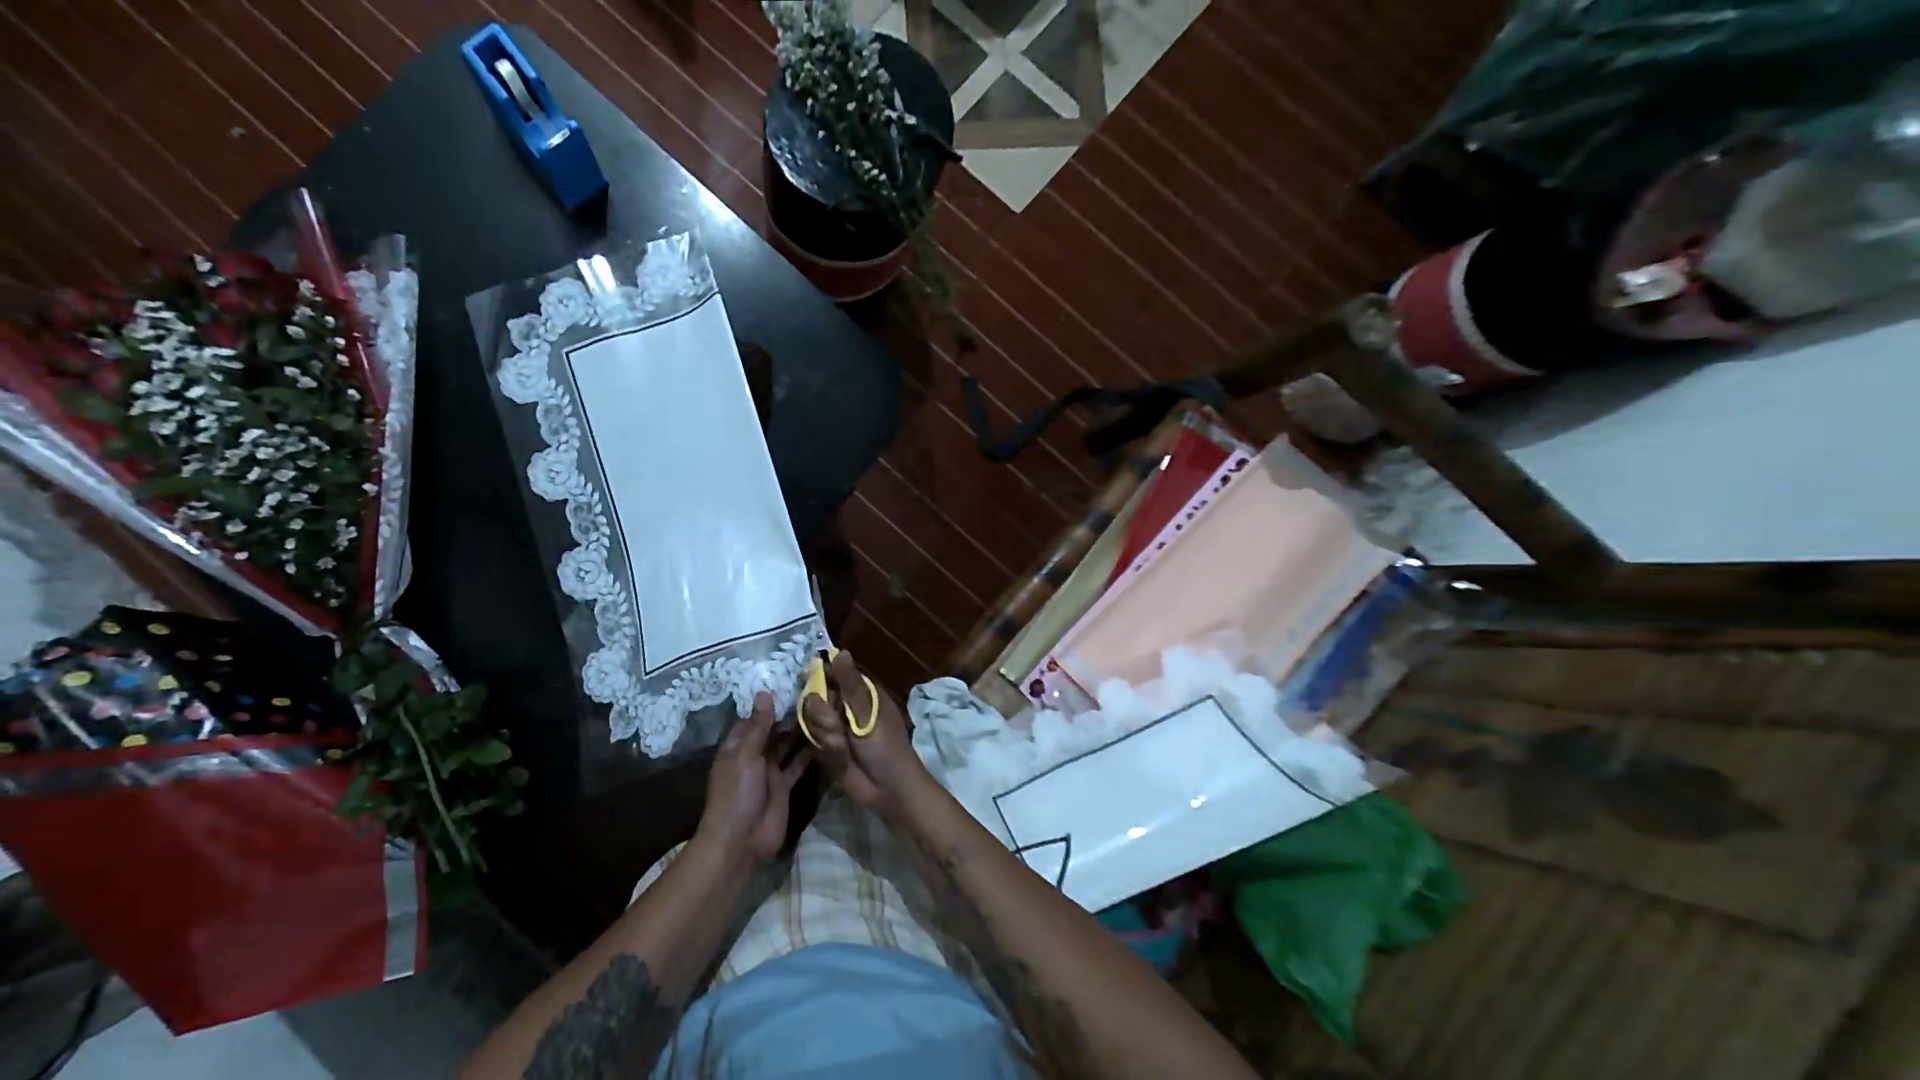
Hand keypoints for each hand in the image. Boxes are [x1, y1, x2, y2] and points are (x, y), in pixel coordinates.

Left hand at [697, 693, 811, 862]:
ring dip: (802, 732)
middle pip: (773, 731)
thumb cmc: (737, 793)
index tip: (794, 684)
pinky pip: (798, 765)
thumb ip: (758, 726)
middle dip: (790, 716)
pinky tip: (827, 738)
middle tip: (817, 695)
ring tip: (825, 711)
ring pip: (787, 746)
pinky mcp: (784, 786)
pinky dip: (809, 754)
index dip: (772, 703)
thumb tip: (764, 692)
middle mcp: (754, 755)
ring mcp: (770, 772)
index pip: (755, 718)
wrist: (741, 840)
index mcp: (738, 746)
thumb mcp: (746, 755)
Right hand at [801, 651, 930, 817]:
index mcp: (860, 692)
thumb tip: (840, 652)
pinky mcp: (826, 748)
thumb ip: (850, 685)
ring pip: (812, 721)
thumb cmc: (885, 745)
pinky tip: (840, 758)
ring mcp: (835, 727)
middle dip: (821, 714)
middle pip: (815, 698)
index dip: (817, 677)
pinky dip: (826, 750)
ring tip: (842, 746)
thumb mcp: (867, 712)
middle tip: (835, 726)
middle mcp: (844, 706)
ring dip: (825, 735)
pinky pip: (814, 742)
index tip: (806, 681)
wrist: (888, 789)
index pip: (831, 674)